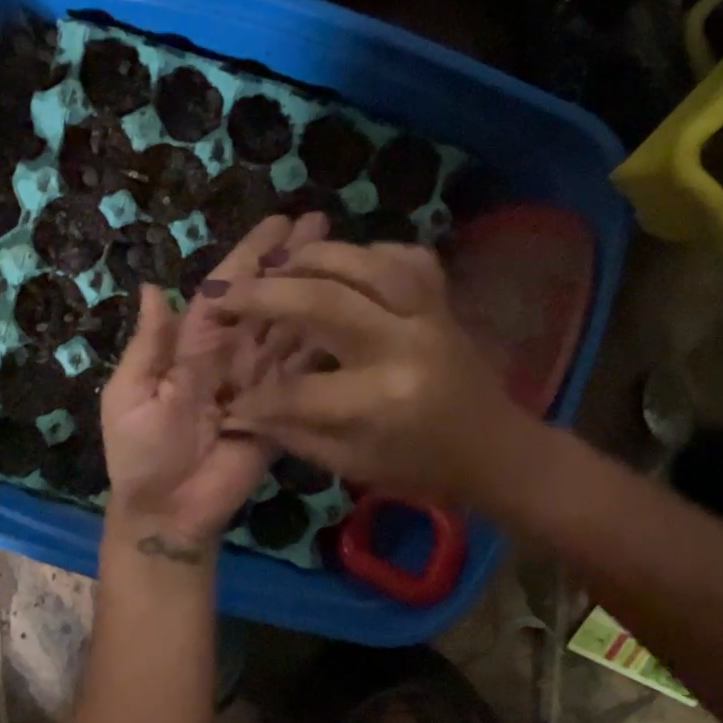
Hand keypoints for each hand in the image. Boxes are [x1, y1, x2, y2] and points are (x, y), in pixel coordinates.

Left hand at [99, 214, 327, 550]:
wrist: (168, 510)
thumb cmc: (140, 453)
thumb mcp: (131, 394)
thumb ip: (149, 345)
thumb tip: (151, 287)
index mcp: (190, 347)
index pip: (225, 292)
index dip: (249, 257)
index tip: (278, 223)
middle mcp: (229, 357)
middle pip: (264, 302)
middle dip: (289, 263)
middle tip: (322, 223)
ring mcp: (258, 384)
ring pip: (287, 330)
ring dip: (312, 294)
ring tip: (344, 259)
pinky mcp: (281, 411)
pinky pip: (303, 375)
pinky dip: (323, 346)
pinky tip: (350, 315)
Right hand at [214, 240, 534, 506]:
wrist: (497, 451)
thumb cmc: (420, 467)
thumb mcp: (351, 464)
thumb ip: (292, 433)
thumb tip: (238, 411)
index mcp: (380, 401)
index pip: (296, 390)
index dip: (254, 397)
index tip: (228, 398)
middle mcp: (404, 347)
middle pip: (321, 301)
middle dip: (263, 295)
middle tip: (225, 295)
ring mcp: (429, 315)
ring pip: (363, 262)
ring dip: (309, 259)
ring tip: (274, 267)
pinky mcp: (443, 300)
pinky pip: (403, 258)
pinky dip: (365, 254)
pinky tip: (339, 267)